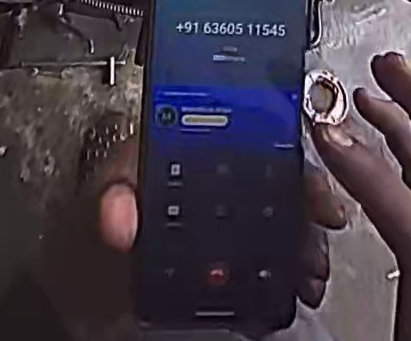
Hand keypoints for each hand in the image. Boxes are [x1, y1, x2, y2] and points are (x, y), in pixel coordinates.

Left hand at [44, 127, 348, 335]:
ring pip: (277, 210)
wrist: (86, 286)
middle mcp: (207, 170)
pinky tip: (301, 281)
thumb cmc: (89, 228)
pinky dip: (291, 265)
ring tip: (313, 259)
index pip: (239, 124)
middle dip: (303, 188)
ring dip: (303, 230)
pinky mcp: (224, 251)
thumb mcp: (98, 204)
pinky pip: (268, 251)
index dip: (277, 135)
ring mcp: (219, 211)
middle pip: (270, 167)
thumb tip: (122, 215)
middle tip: (324, 213)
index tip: (301, 157)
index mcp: (181, 141)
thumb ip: (110, 202)